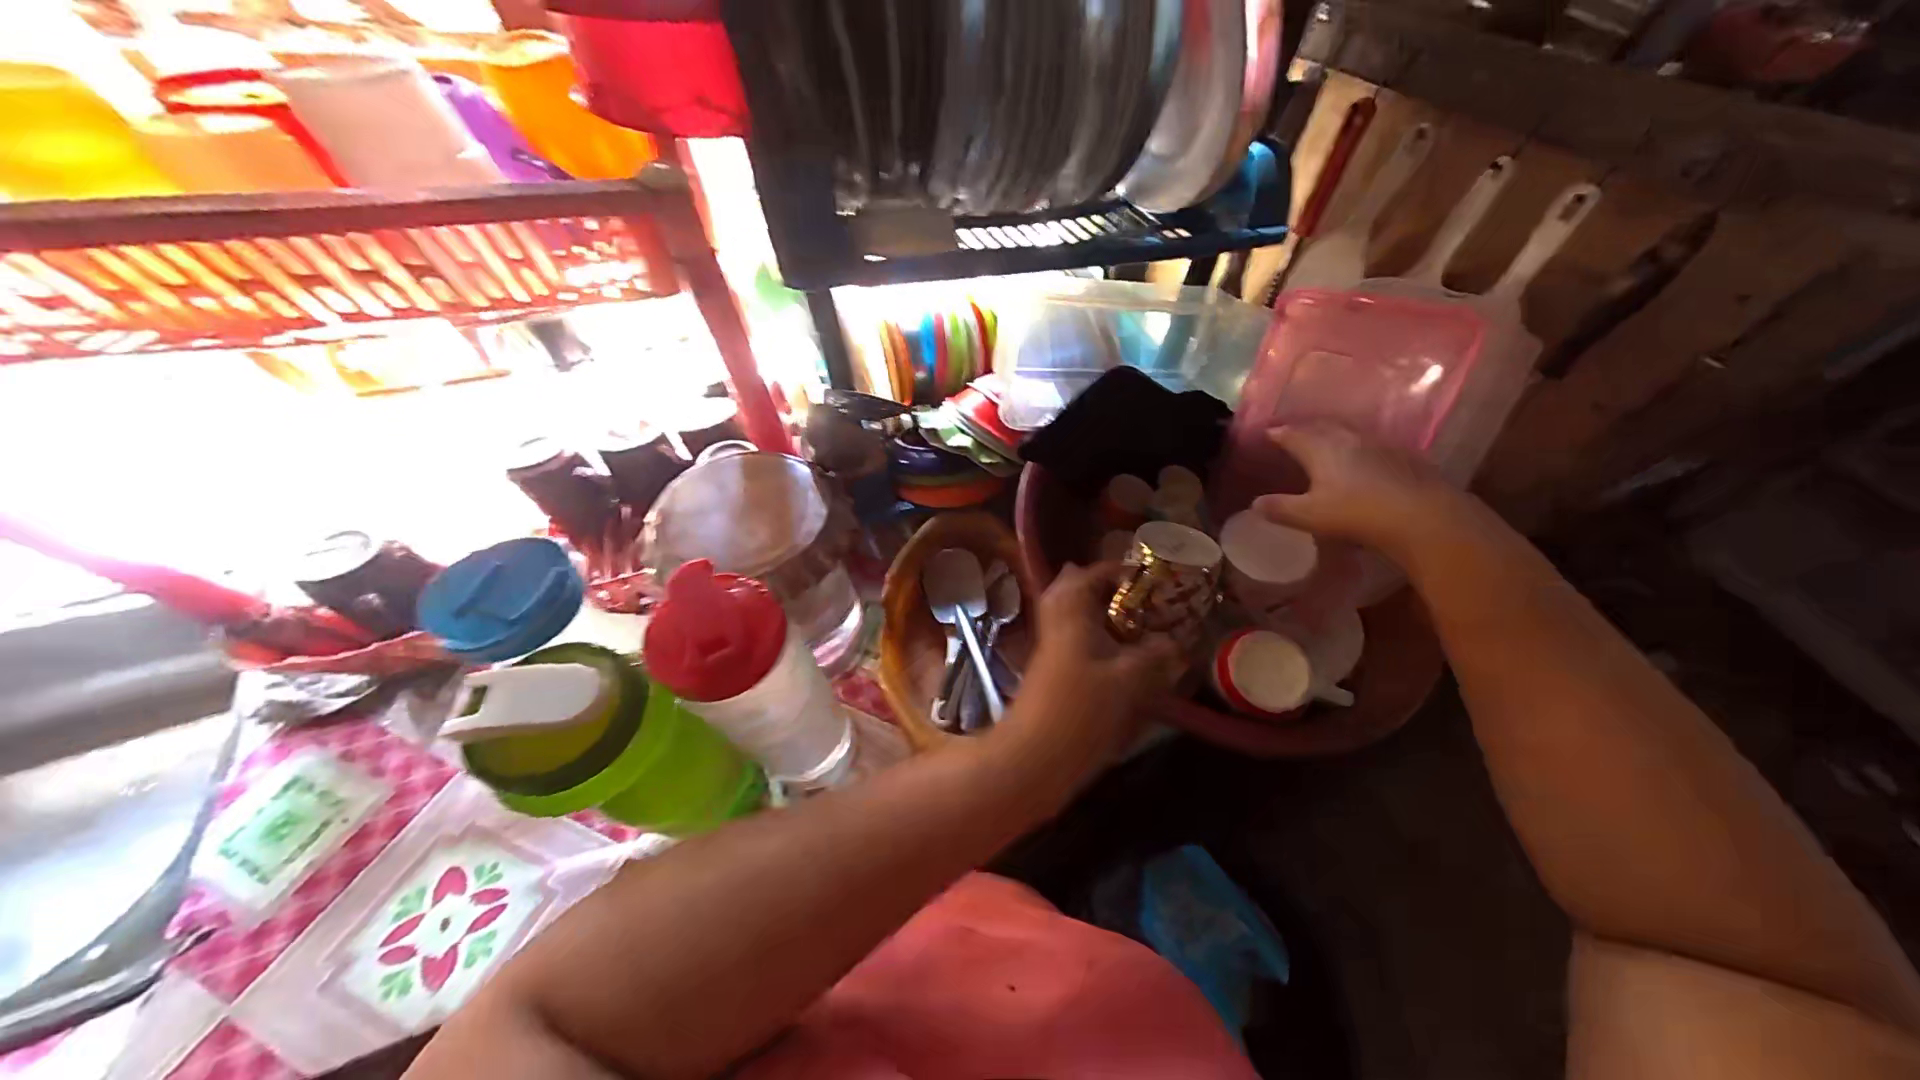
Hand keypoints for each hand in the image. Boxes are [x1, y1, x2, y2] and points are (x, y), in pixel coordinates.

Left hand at [994, 561, 1181, 765]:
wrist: (1034, 753)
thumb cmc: (1080, 708)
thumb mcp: (1129, 679)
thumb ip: (1155, 654)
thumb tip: (1177, 642)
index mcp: (1071, 607)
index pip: (1094, 572)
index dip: (1123, 572)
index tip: (1155, 581)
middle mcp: (1056, 617)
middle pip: (1077, 587)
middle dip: (1109, 589)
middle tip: (1144, 600)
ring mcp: (1050, 643)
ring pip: (1074, 613)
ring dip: (1102, 612)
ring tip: (1139, 623)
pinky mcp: (1051, 667)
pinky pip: (1074, 635)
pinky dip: (1096, 635)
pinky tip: (1122, 653)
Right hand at [1252, 423, 1467, 559]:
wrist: (1424, 516)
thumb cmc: (1357, 513)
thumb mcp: (1310, 515)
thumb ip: (1280, 508)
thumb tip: (1254, 504)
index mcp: (1320, 448)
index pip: (1292, 434)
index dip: (1277, 433)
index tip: (1266, 434)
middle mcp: (1348, 438)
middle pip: (1321, 426)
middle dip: (1303, 428)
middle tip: (1291, 432)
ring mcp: (1378, 445)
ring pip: (1347, 433)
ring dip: (1331, 435)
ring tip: (1322, 442)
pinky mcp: (1402, 457)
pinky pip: (1369, 445)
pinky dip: (1355, 447)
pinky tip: (1358, 459)